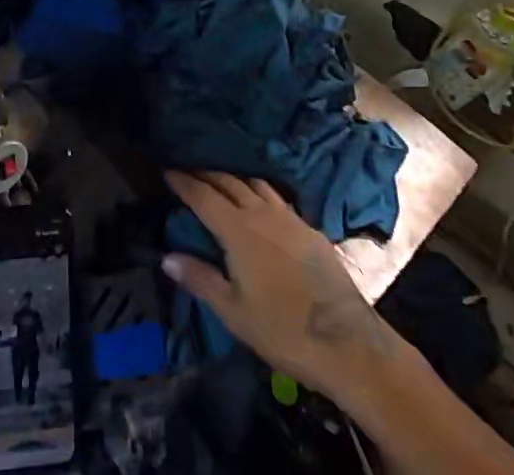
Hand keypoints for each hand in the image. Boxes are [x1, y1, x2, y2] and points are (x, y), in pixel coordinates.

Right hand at [161, 170, 400, 403]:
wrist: (347, 342)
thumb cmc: (281, 329)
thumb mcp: (232, 310)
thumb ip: (199, 279)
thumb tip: (166, 257)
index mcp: (238, 231)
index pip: (203, 196)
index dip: (184, 182)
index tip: (167, 170)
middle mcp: (263, 215)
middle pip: (229, 183)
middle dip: (206, 174)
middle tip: (188, 171)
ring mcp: (290, 219)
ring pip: (256, 184)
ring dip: (234, 178)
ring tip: (221, 179)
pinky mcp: (310, 230)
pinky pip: (278, 198)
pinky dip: (260, 191)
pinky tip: (260, 202)